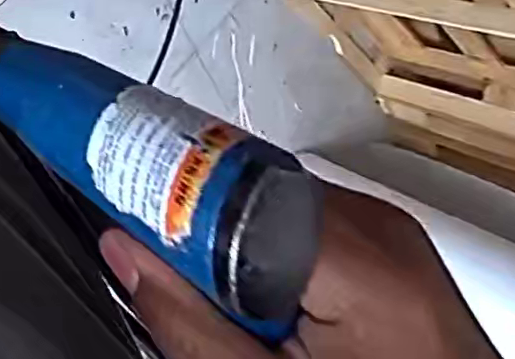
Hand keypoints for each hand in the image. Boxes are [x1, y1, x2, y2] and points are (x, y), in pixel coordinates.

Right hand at [98, 186, 498, 358]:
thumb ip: (188, 324)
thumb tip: (119, 247)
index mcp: (362, 263)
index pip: (235, 190)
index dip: (174, 198)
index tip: (124, 202)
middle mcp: (380, 228)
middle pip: (252, 191)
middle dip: (202, 225)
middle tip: (162, 258)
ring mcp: (393, 235)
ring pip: (276, 205)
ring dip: (236, 240)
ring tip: (223, 298)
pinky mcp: (395, 249)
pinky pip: (309, 225)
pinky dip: (273, 250)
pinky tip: (266, 302)